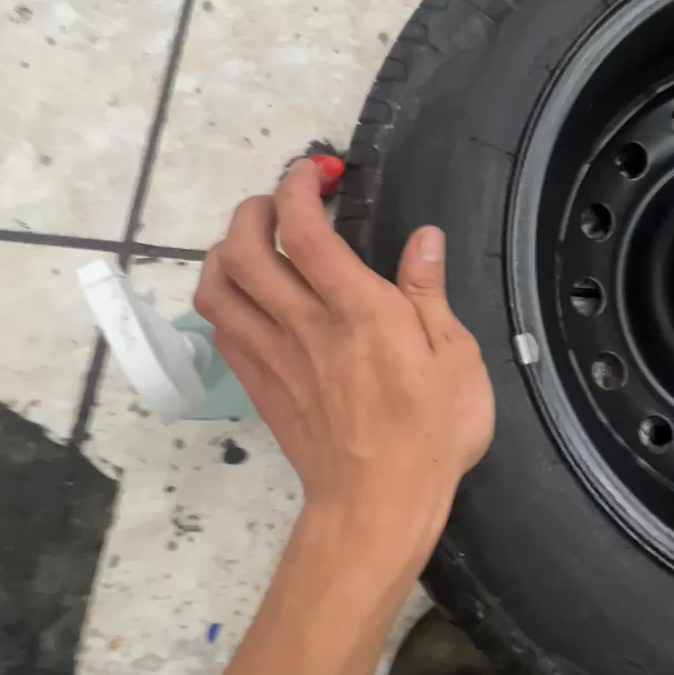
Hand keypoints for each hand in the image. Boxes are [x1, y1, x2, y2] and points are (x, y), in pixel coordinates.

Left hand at [194, 160, 493, 517]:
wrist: (377, 502)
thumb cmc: (432, 429)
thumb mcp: (456, 357)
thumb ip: (430, 292)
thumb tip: (424, 238)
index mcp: (359, 311)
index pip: (306, 231)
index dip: (300, 187)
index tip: (316, 171)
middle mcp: (304, 324)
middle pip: (243, 249)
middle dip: (255, 208)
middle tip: (284, 202)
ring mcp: (272, 355)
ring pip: (217, 285)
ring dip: (228, 247)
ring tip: (260, 240)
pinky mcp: (258, 383)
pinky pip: (220, 324)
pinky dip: (225, 292)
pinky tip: (254, 294)